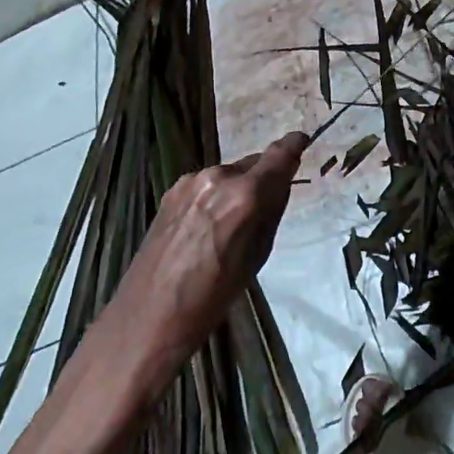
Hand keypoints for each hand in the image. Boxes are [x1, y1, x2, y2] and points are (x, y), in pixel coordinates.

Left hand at [116, 131, 309, 351]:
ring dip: (236, 190)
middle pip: (251, 166)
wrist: (151, 313)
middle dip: (262, 180)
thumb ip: (271, 212)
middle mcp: (217, 178)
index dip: (293, 145)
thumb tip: (279, 184)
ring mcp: (189, 182)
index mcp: (244, 195)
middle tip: (264, 211)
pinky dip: (215, 197)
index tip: (302, 140)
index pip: (278, 156)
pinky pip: (206, 186)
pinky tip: (206, 228)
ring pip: (227, 176)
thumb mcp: (257, 255)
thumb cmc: (214, 294)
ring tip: (230, 228)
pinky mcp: (171, 191)